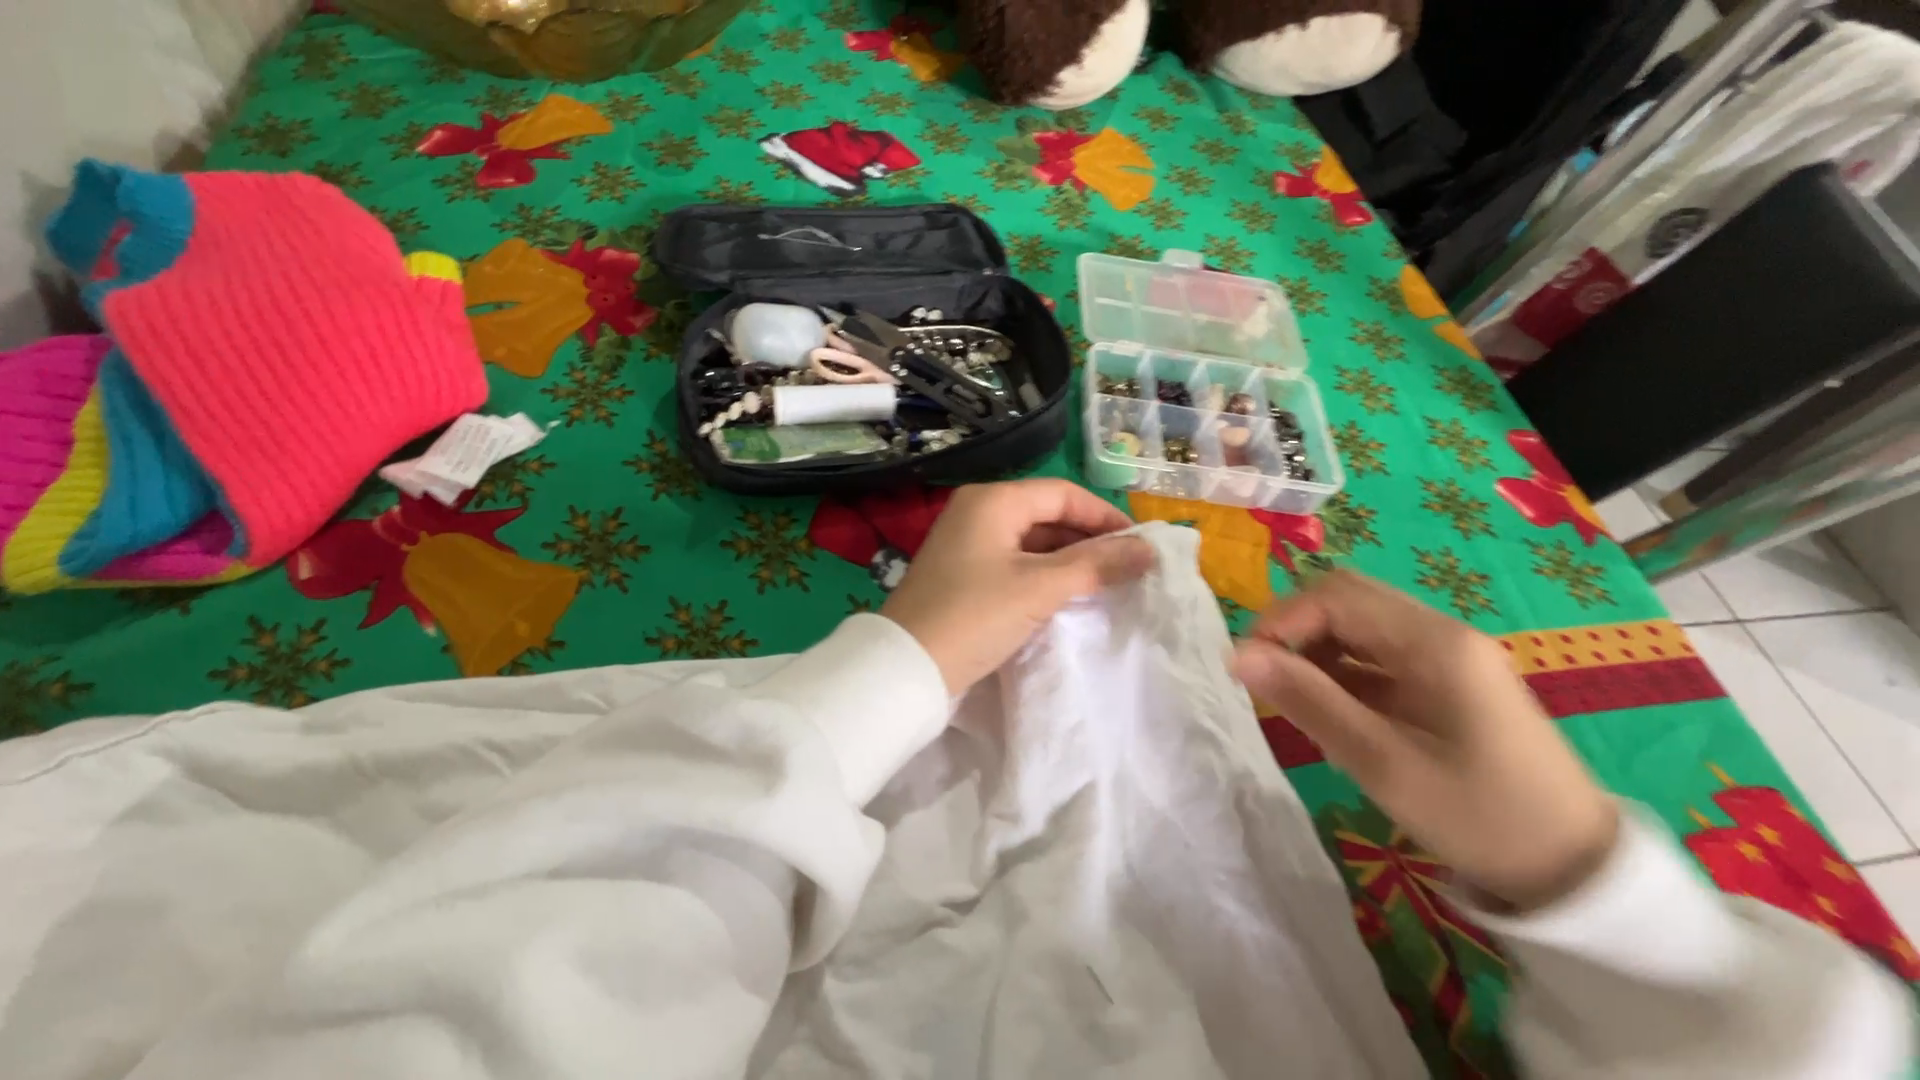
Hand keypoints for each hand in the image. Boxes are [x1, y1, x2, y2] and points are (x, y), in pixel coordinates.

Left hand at [881, 479, 1156, 695]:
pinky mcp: (964, 574)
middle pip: (1048, 514)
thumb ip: (1096, 565)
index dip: (1105, 517)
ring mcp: (968, 544)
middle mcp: (978, 512)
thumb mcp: (1039, 588)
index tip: (1141, 546)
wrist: (907, 668)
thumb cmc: (974, 616)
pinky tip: (1069, 597)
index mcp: (993, 500)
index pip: (1063, 493)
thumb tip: (1149, 550)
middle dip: (1090, 539)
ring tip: (1108, 585)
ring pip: (1033, 541)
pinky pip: (1016, 563)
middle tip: (1129, 568)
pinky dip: (1045, 575)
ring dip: (1070, 560)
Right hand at [1232, 571, 1618, 911]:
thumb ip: (1308, 701)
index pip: (1337, 596)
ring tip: (1291, 701)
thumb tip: (1237, 656)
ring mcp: (1447, 657)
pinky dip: (1342, 672)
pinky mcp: (1446, 682)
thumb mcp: (1382, 763)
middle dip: (1294, 630)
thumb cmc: (1477, 815)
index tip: (1244, 668)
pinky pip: (1379, 656)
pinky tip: (1330, 713)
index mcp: (1435, 643)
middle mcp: (1441, 634)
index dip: (1281, 621)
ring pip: (1360, 626)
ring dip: (1315, 650)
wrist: (1571, 867)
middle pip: (1348, 600)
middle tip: (1262, 680)